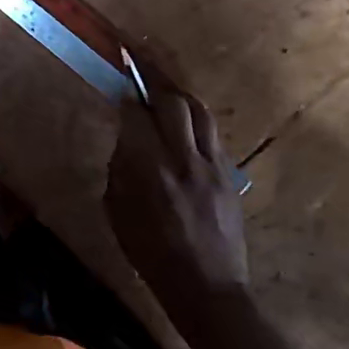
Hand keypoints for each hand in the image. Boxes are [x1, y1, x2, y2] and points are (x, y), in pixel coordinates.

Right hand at [105, 55, 248, 306]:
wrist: (208, 289)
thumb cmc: (153, 257)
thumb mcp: (119, 215)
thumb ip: (119, 171)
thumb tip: (125, 140)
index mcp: (151, 171)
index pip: (137, 115)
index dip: (128, 94)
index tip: (121, 78)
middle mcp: (184, 160)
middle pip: (173, 102)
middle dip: (154, 76)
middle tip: (141, 59)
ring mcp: (212, 165)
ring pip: (199, 111)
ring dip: (179, 92)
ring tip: (165, 81)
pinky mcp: (229, 174)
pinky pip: (211, 133)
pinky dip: (195, 118)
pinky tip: (185, 118)